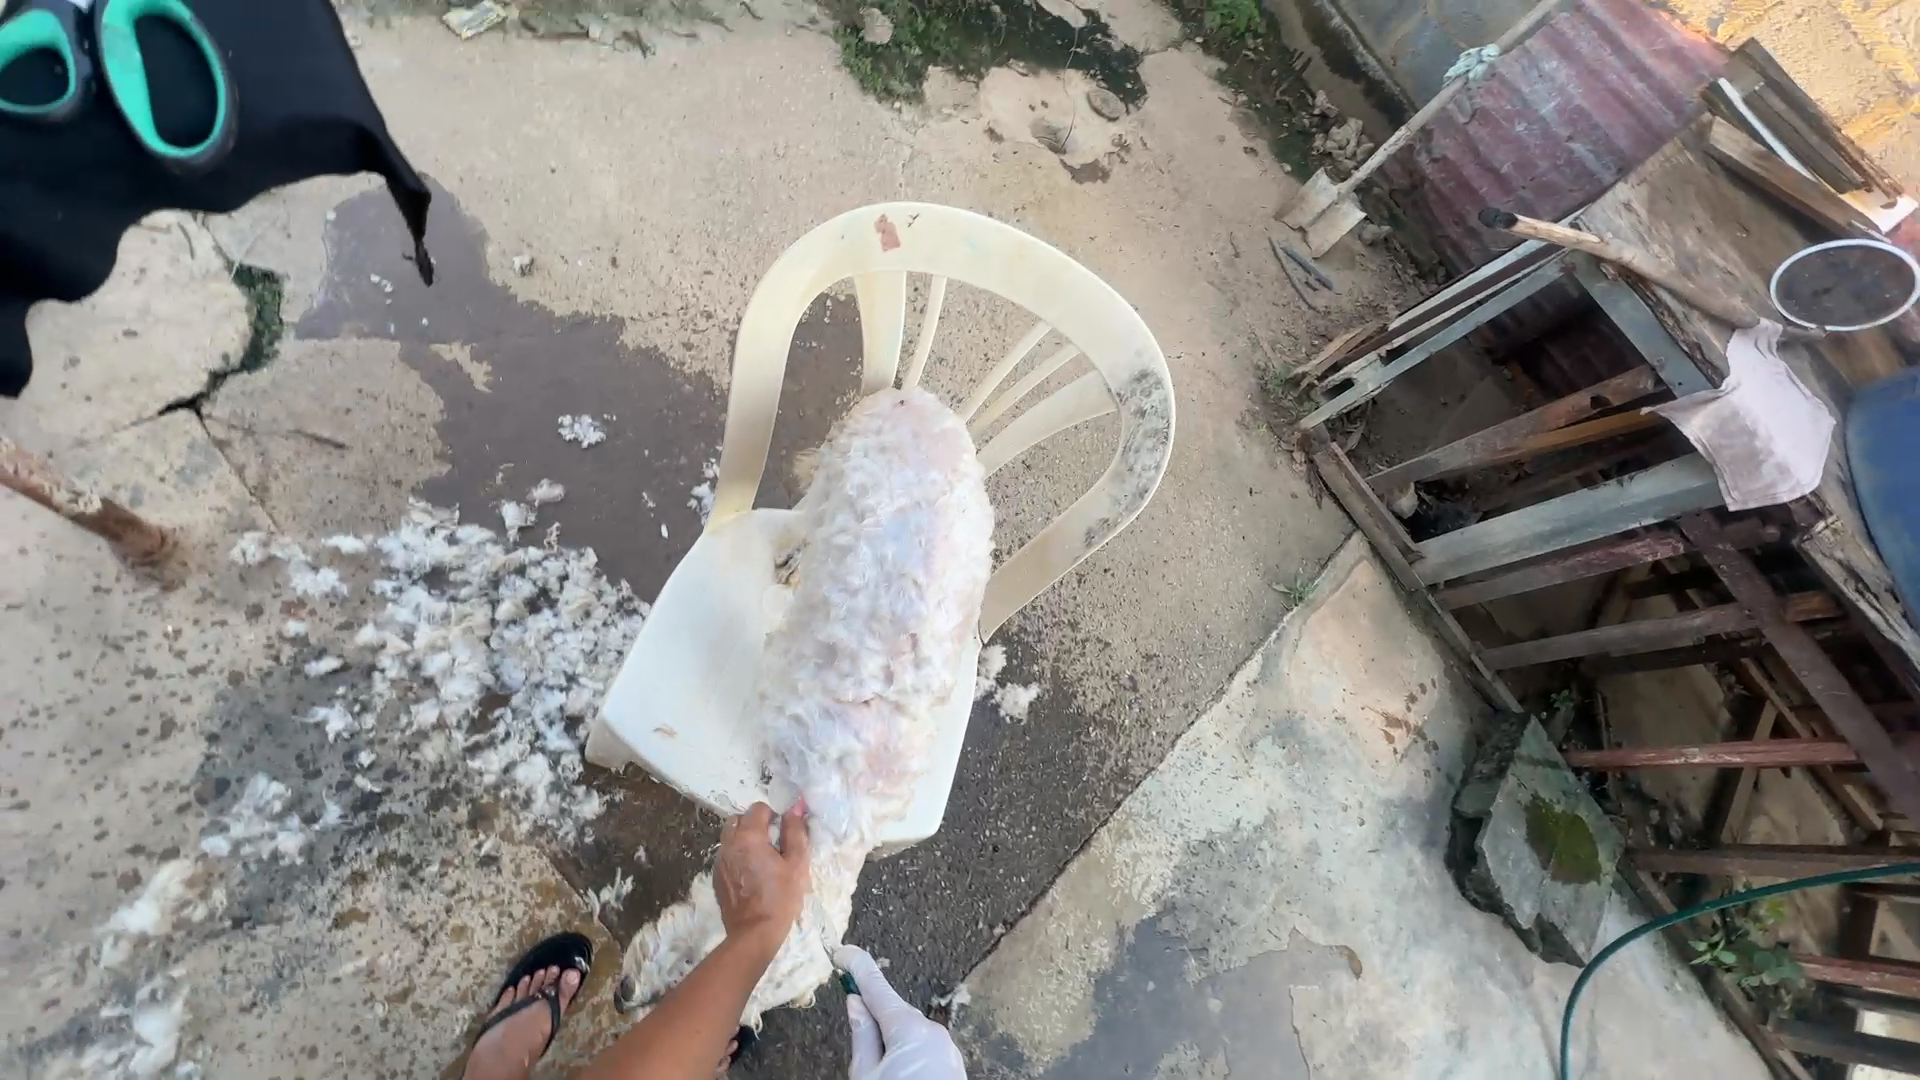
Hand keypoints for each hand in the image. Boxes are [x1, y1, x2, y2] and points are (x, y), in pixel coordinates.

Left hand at [715, 801, 810, 948]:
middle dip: (754, 824)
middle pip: (738, 819)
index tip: (782, 831)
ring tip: (761, 859)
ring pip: (729, 837)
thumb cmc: (780, 897)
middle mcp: (728, 845)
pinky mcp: (716, 878)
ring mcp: (719, 862)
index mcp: (748, 837)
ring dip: (744, 839)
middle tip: (771, 842)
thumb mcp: (797, 862)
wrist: (754, 934)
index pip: (757, 808)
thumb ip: (795, 830)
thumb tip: (795, 808)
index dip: (773, 815)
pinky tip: (751, 874)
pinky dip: (737, 855)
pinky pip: (726, 855)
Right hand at [835, 945, 965, 1079]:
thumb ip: (862, 1037)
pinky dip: (908, 1061)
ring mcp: (948, 1049)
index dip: (856, 965)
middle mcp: (932, 1030)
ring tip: (883, 1079)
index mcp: (907, 1027)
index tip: (841, 951)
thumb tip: (856, 1002)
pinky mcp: (954, 1067)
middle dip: (873, 1026)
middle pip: (893, 1015)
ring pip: (909, 1036)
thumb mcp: (866, 1079)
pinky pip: (925, 1052)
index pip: (875, 985)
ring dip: (892, 1048)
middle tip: (860, 1060)